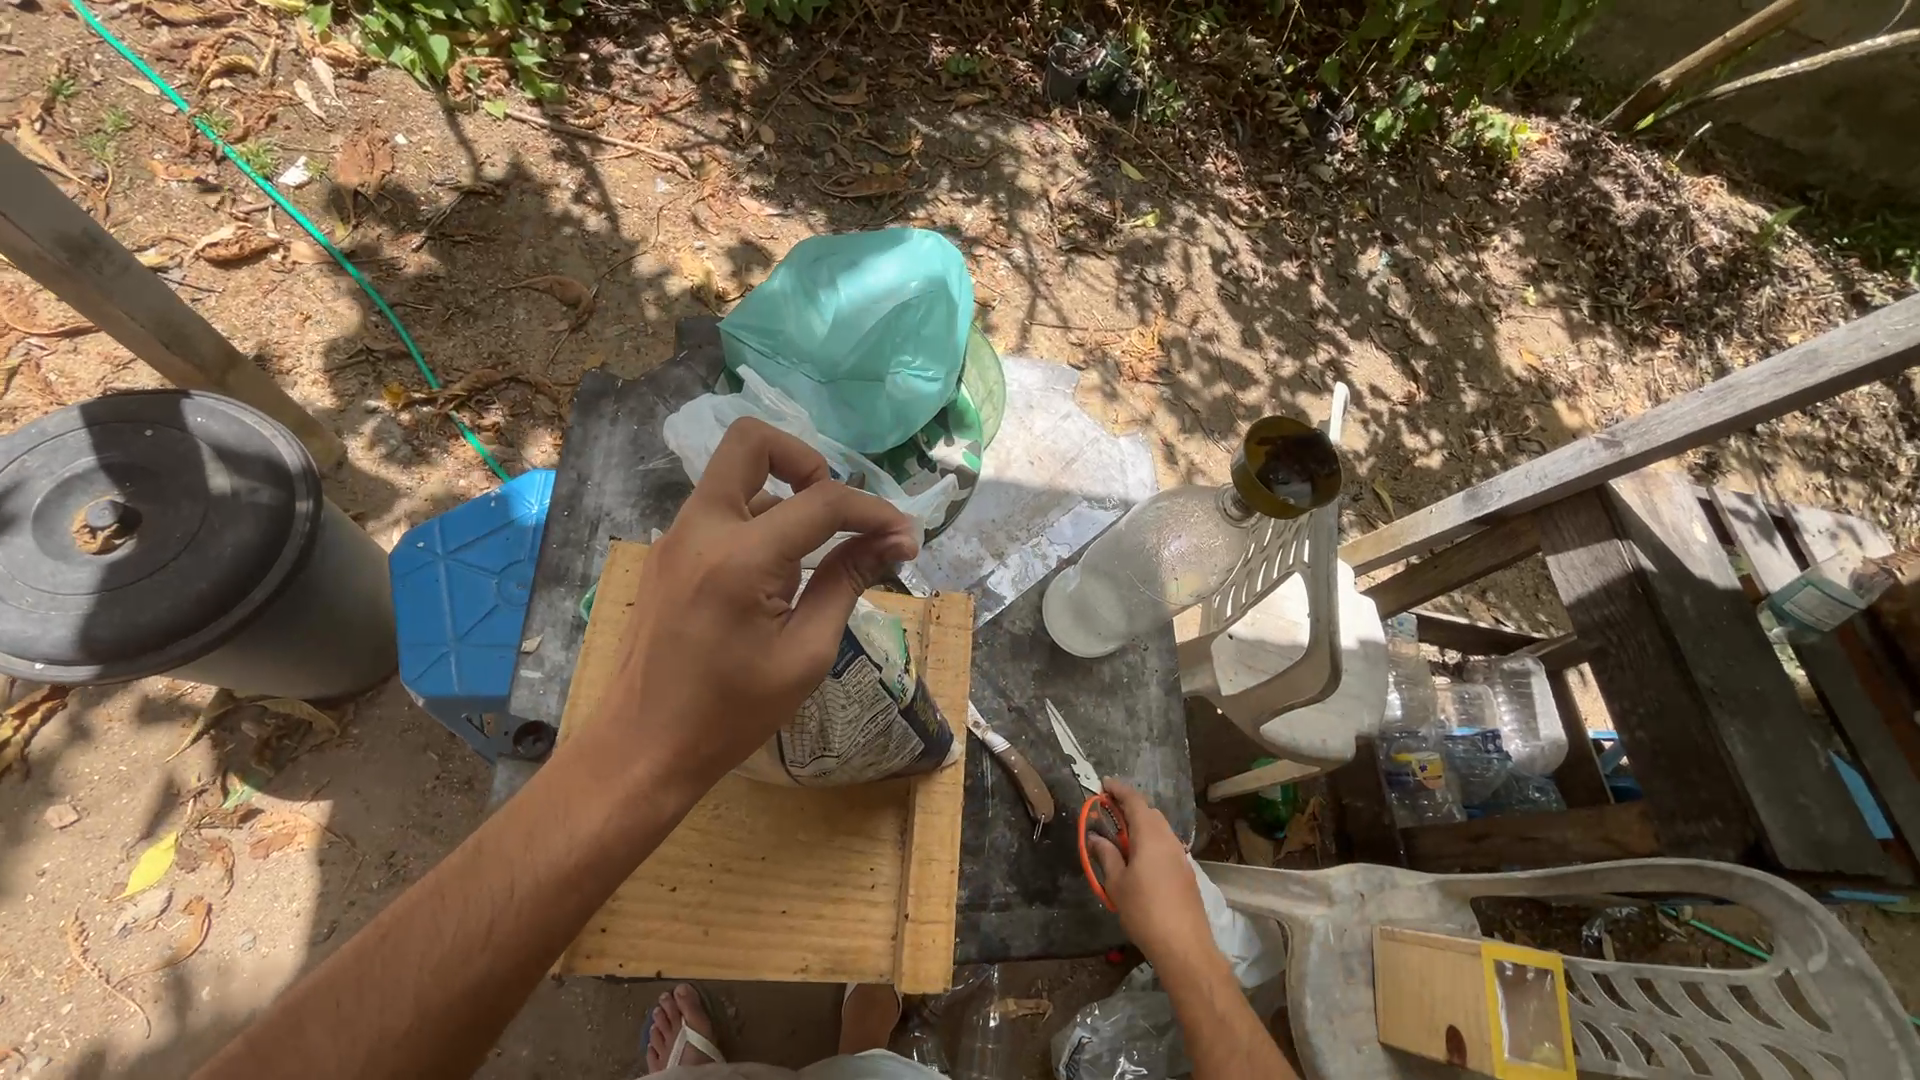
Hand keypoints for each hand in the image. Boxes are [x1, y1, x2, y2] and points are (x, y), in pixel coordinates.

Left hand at [566, 417, 918, 789]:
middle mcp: (700, 529)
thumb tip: (892, 541)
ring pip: (736, 476)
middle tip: (836, 514)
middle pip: (752, 440)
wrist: (642, 749)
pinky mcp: (667, 554)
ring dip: (784, 498)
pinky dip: (759, 522)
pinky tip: (776, 578)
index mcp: (739, 559)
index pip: (822, 501)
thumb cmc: (731, 714)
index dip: (874, 512)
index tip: (905, 539)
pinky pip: (720, 510)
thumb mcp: (806, 654)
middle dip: (808, 462)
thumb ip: (846, 583)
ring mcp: (675, 537)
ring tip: (812, 563)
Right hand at [1087, 778, 1211, 963]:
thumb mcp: (1116, 883)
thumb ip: (1106, 855)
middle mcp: (1168, 839)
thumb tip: (1096, 837)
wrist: (1184, 946)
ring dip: (1140, 826)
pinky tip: (1139, 860)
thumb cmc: (1144, 911)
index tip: (1103, 784)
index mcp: (1150, 836)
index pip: (1134, 801)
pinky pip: (1165, 845)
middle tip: (1108, 812)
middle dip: (1129, 807)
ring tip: (1120, 838)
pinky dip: (1150, 841)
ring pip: (1159, 829)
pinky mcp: (1186, 873)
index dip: (1118, 790)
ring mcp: (1180, 856)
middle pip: (1149, 813)